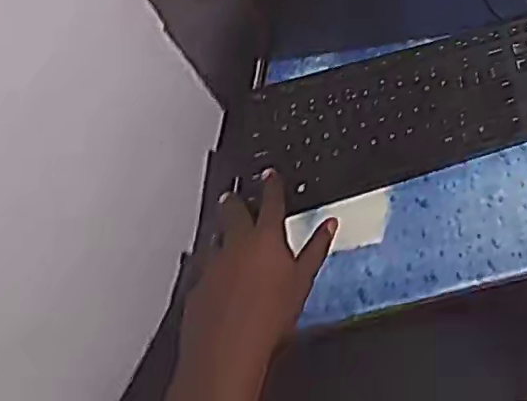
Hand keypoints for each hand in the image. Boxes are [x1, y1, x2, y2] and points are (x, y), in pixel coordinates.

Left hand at [167, 172, 335, 400]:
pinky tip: (210, 271)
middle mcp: (237, 243)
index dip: (271, 184)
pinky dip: (207, 264)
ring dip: (220, 231)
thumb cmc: (268, 318)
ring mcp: (213, 263)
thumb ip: (317, 247)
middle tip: (234, 195)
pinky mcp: (196, 286)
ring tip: (222, 229)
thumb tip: (329, 224)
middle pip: (234, 212)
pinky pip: (201, 266)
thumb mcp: (303, 280)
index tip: (270, 175)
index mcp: (266, 237)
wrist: (226, 352)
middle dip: (235, 200)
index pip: (271, 201)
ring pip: (215, 237)